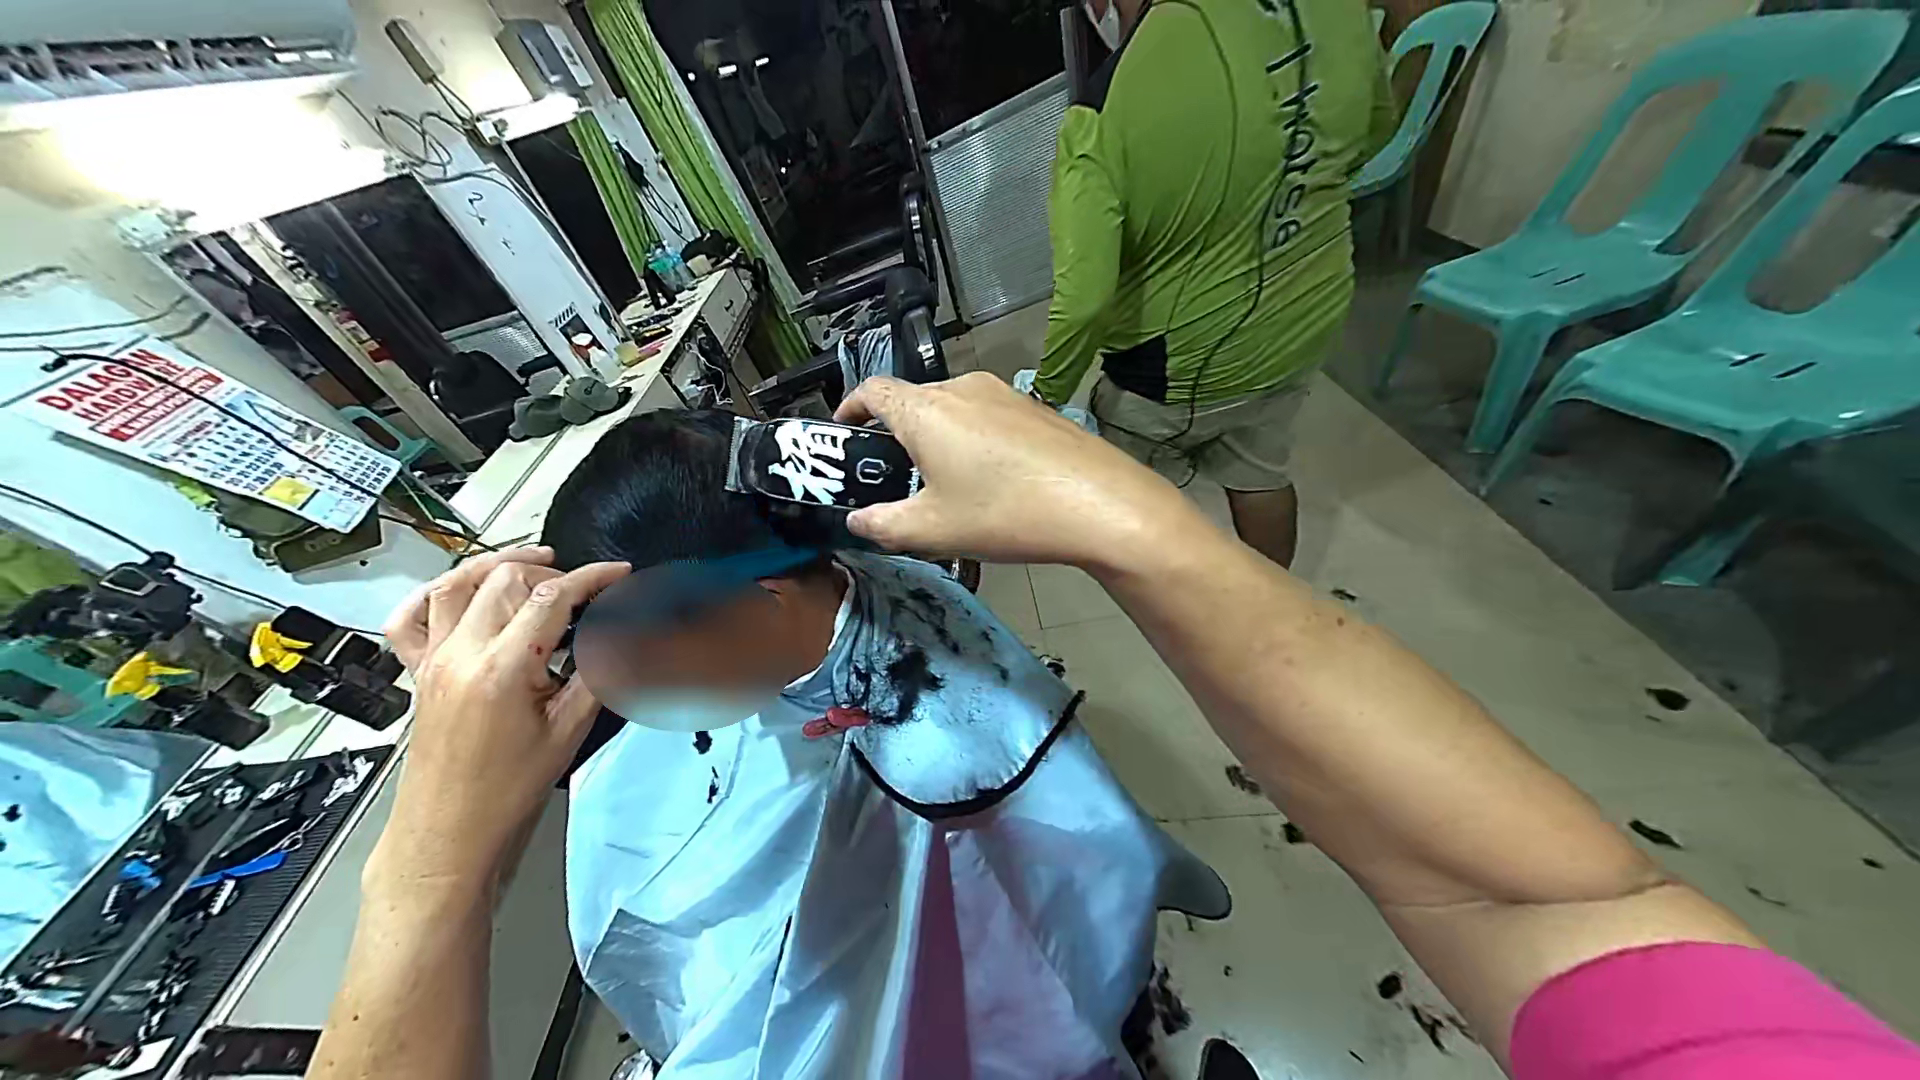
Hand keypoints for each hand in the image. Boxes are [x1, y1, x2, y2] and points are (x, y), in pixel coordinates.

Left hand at [372, 549, 628, 892]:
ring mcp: (433, 660)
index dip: (592, 577)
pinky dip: (435, 592)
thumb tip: (622, 637)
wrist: (450, 829)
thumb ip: (598, 672)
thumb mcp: (570, 728)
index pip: (551, 597)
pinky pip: (410, 617)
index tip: (617, 573)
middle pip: (506, 579)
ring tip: (534, 560)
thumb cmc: (507, 787)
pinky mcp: (419, 672)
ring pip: (457, 584)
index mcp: (502, 669)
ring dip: (499, 564)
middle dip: (554, 574)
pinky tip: (462, 587)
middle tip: (585, 591)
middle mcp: (460, 655)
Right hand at [833, 372, 1198, 567]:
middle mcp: (961, 387)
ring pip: (951, 408)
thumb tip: (856, 521)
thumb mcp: (933, 529)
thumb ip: (883, 525)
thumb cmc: (1005, 512)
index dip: (849, 409)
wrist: (1101, 503)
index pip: (871, 390)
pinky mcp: (1034, 407)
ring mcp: (1003, 393)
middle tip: (893, 474)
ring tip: (944, 480)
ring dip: (935, 436)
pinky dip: (971, 438)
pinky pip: (986, 415)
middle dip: (894, 432)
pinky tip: (990, 477)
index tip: (844, 436)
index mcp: (925, 409)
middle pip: (911, 400)